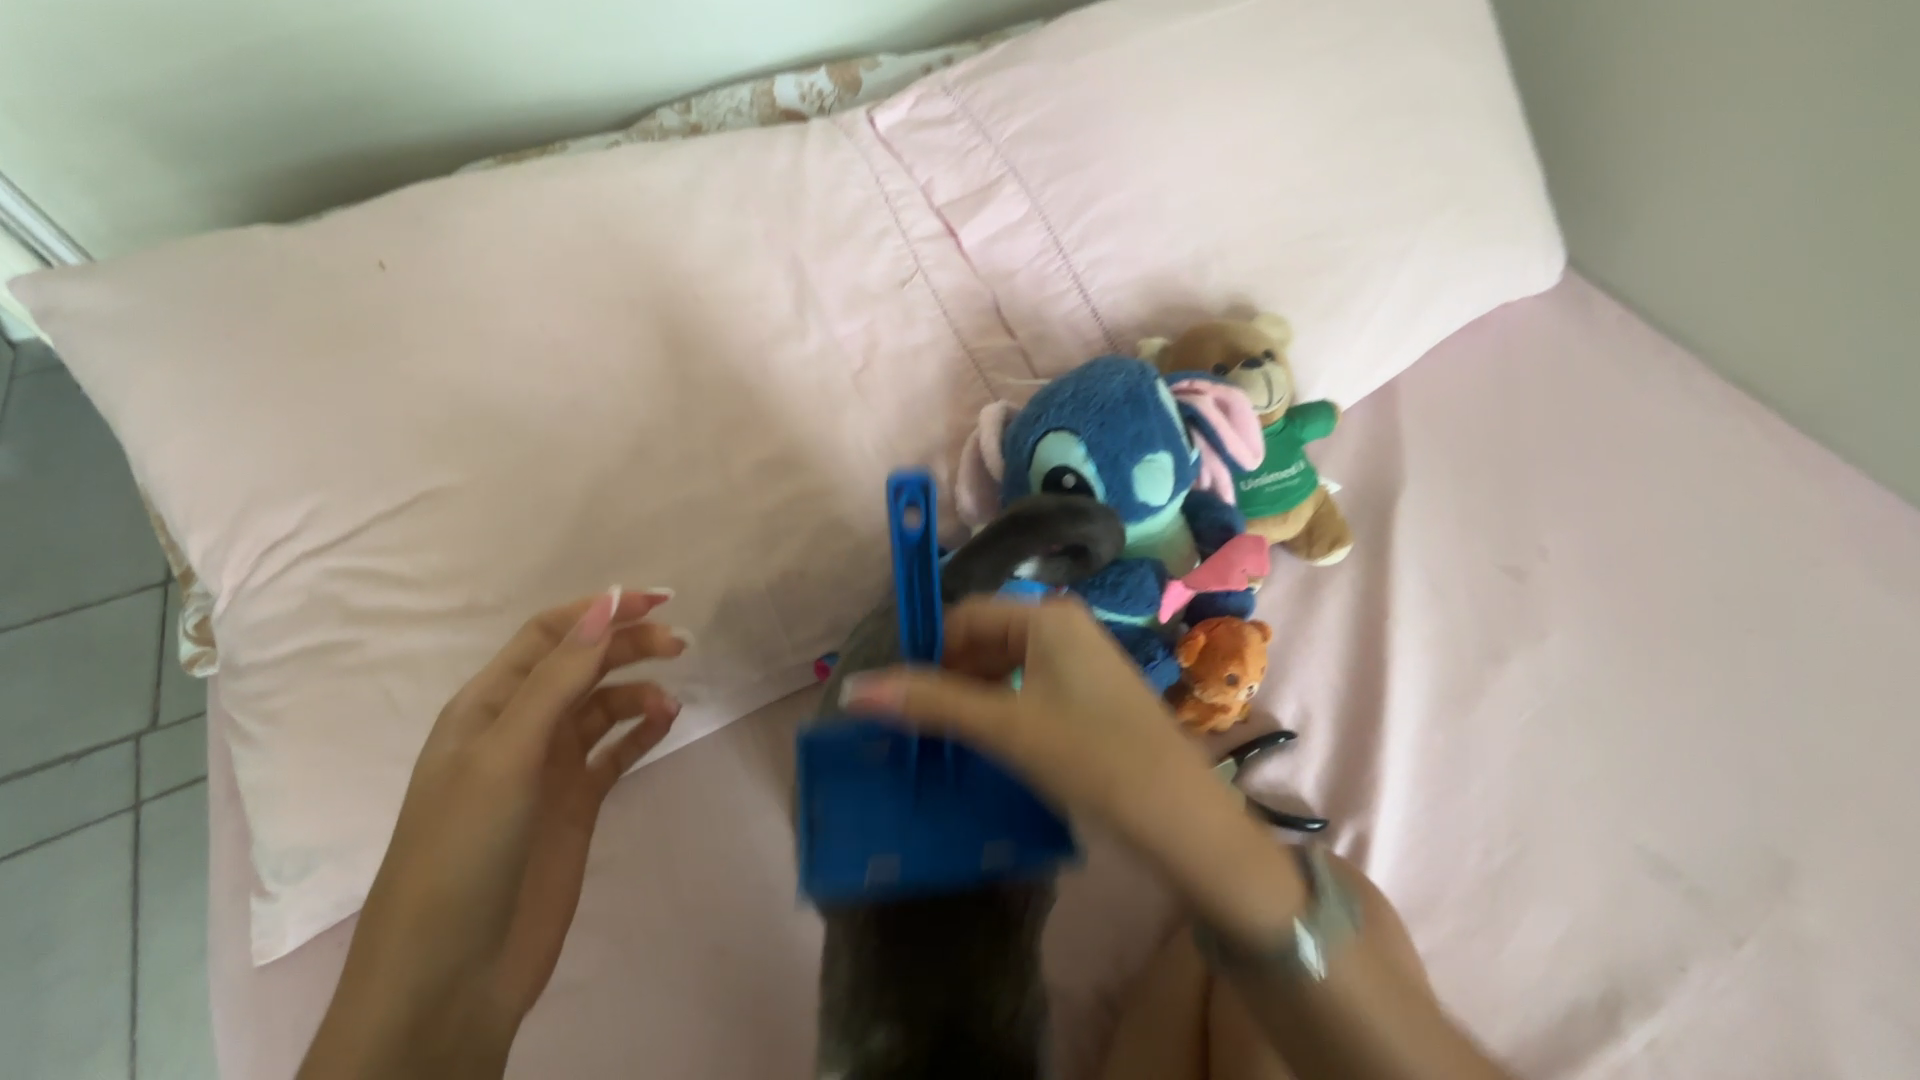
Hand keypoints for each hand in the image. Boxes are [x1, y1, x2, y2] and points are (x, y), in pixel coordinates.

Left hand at [300, 587, 687, 1079]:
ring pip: (602, 707)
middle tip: (679, 643)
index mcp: (486, 706)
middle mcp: (518, 728)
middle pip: (581, 666)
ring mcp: (548, 769)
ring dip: (637, 692)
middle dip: (627, 645)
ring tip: (667, 703)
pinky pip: (616, 752)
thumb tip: (605, 604)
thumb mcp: (506, 753)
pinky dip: (641, 732)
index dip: (599, 610)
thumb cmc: (464, 848)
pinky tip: (667, 723)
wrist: (453, 970)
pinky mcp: (576, 805)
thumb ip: (558, 678)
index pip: (548, 636)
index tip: (656, 600)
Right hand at [840, 598, 1305, 936]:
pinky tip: (989, 745)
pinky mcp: (1095, 696)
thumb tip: (853, 688)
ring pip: (1008, 666)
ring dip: (972, 697)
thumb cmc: (1091, 759)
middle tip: (916, 725)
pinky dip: (1002, 709)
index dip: (926, 651)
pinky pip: (1032, 688)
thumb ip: (930, 703)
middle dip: (948, 676)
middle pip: (986, 639)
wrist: (1182, 820)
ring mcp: (1085, 661)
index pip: (965, 615)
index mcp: (1047, 617)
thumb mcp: (1005, 728)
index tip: (895, 696)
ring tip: (945, 740)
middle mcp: (1067, 627)